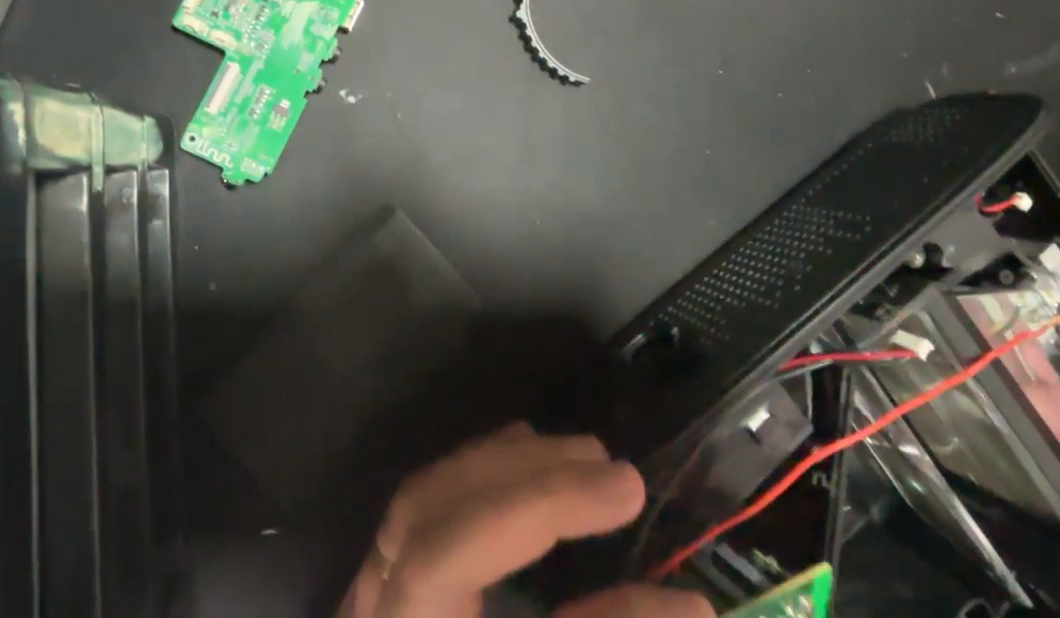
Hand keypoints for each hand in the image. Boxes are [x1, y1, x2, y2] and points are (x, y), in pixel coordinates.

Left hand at [340, 422, 712, 617]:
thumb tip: (691, 608)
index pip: (444, 558)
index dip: (534, 509)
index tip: (626, 488)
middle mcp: (374, 615)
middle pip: (426, 511)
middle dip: (523, 477)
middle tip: (614, 470)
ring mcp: (369, 602)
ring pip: (420, 501)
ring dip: (501, 467)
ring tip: (581, 457)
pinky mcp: (382, 595)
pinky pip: (423, 513)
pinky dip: (477, 478)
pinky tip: (522, 464)